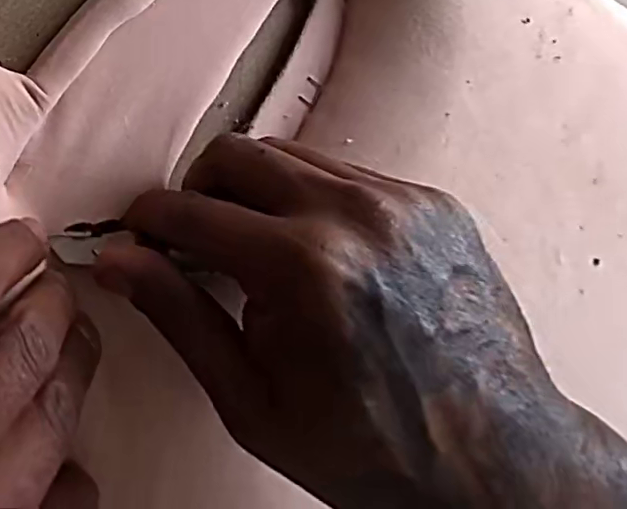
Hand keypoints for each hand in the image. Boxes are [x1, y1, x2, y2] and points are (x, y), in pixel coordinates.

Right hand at [94, 134, 626, 508]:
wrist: (514, 476)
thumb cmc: (369, 452)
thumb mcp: (250, 399)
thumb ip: (175, 313)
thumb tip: (112, 257)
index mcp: (303, 269)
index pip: (187, 209)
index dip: (147, 220)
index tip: (139, 237)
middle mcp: (352, 215)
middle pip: (231, 152)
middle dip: (197, 189)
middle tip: (199, 240)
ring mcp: (398, 200)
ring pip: (279, 151)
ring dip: (249, 188)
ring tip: (257, 245)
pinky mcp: (428, 199)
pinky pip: (332, 168)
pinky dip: (301, 195)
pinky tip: (313, 247)